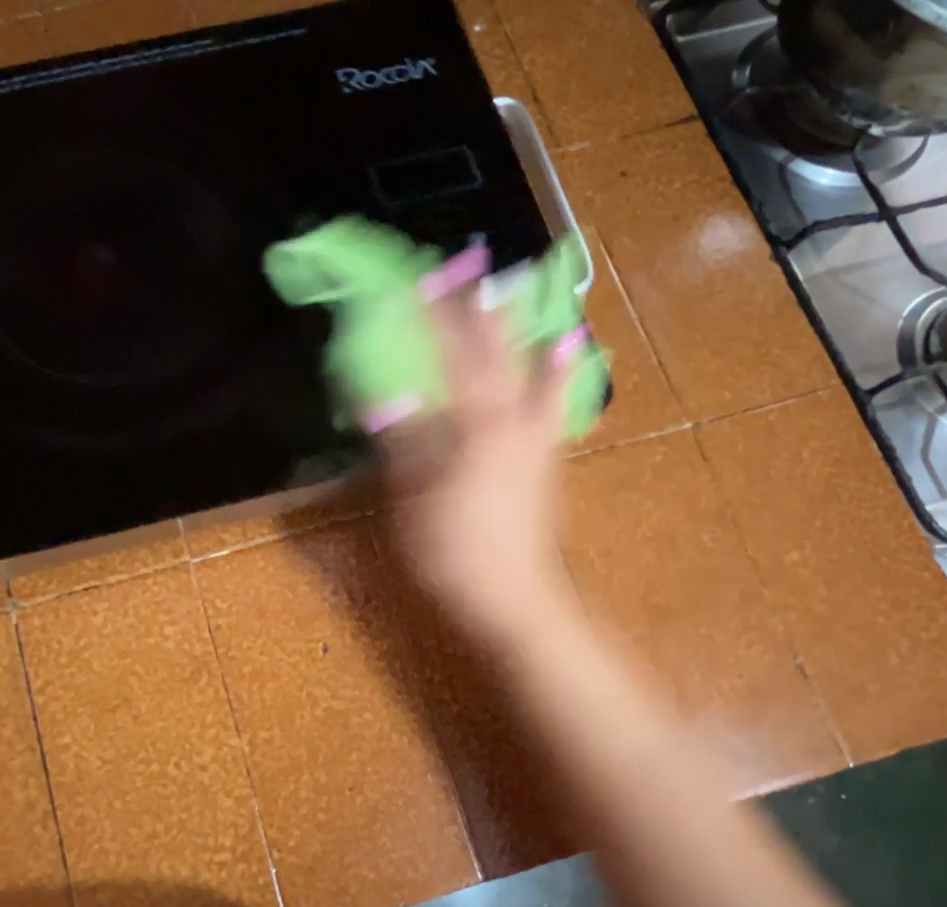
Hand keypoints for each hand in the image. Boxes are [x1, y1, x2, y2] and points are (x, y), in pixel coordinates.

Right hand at [379, 287, 569, 643]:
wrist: (511, 597)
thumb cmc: (452, 549)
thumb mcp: (412, 495)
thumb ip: (402, 438)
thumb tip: (381, 393)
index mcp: (472, 423)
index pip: (445, 357)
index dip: (428, 319)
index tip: (413, 281)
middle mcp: (509, 418)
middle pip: (490, 352)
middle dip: (475, 310)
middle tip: (467, 269)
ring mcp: (533, 436)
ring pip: (528, 368)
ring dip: (517, 329)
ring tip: (517, 291)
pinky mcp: (544, 457)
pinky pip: (553, 400)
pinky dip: (557, 370)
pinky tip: (565, 351)